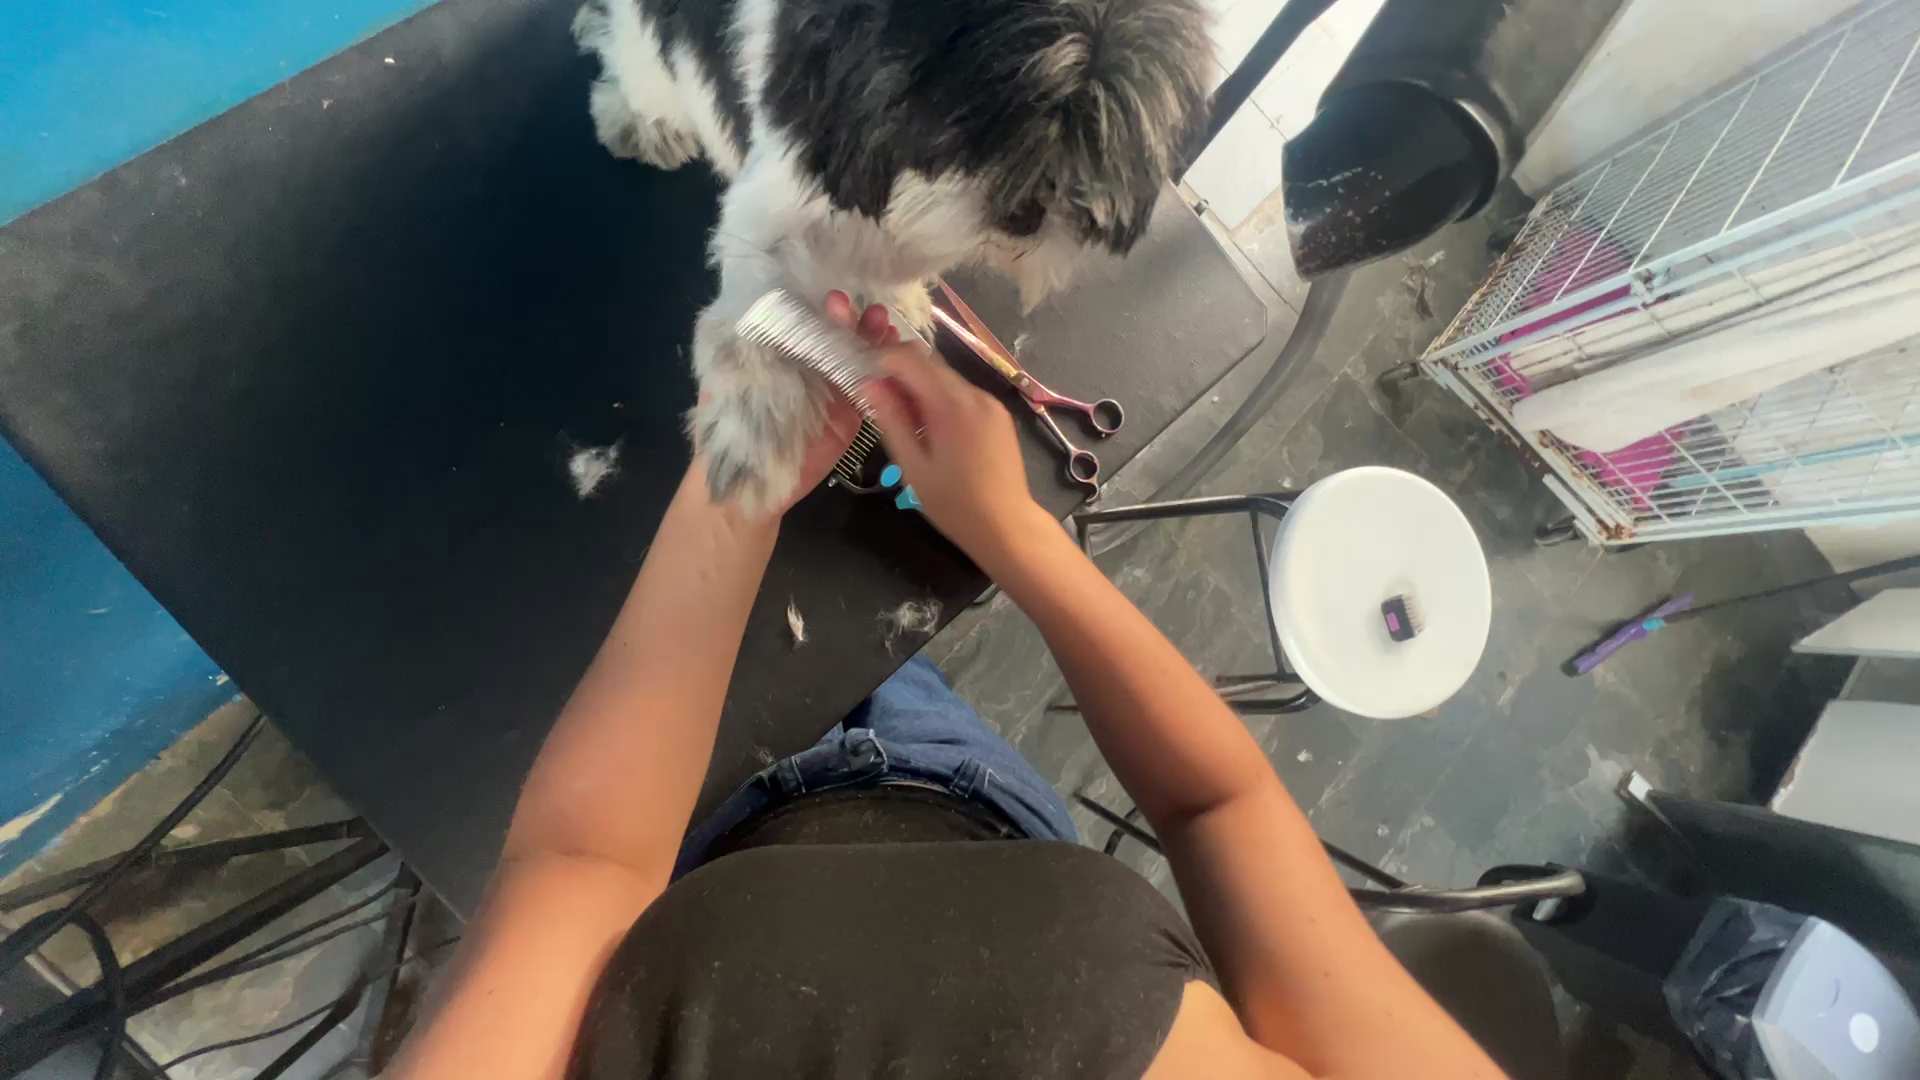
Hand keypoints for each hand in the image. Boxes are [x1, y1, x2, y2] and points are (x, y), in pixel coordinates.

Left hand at [739, 290, 895, 517]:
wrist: (747, 482)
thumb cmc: (730, 427)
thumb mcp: (731, 377)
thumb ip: (750, 345)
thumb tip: (768, 304)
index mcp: (780, 352)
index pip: (807, 322)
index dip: (823, 310)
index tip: (837, 300)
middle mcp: (809, 368)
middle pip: (839, 337)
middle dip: (856, 321)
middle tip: (871, 311)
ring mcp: (832, 392)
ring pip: (858, 359)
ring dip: (874, 339)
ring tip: (885, 325)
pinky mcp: (849, 418)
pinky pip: (870, 391)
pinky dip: (884, 372)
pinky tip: (896, 355)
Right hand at [864, 343, 1052, 566]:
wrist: (1007, 526)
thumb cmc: (955, 504)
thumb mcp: (914, 466)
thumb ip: (891, 420)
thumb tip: (868, 385)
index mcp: (953, 404)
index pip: (911, 358)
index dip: (882, 360)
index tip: (864, 378)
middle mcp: (976, 394)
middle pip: (931, 364)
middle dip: (901, 375)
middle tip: (879, 402)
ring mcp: (992, 403)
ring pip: (947, 380)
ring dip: (921, 389)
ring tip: (905, 422)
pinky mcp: (999, 415)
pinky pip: (963, 396)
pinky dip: (942, 401)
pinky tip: (933, 430)